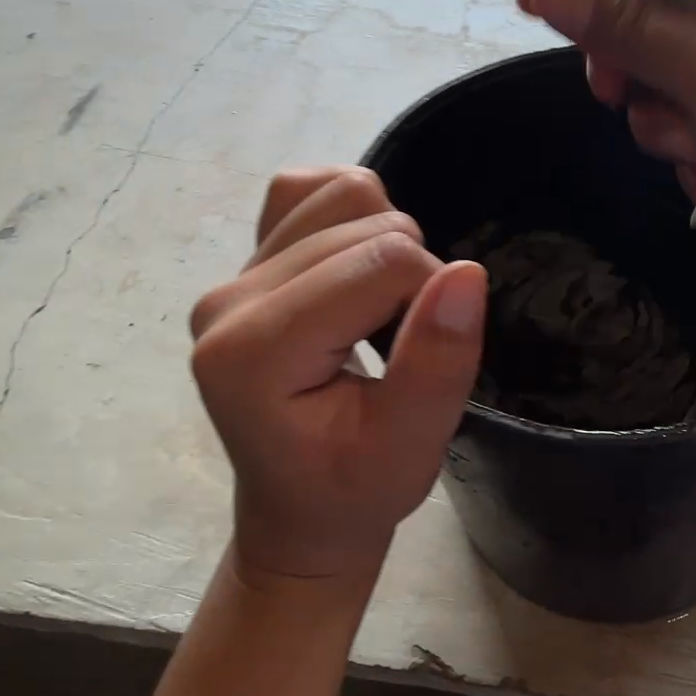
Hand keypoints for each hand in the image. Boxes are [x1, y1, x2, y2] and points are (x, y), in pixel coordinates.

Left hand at [187, 165, 485, 583]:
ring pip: (346, 195)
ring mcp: (231, 275)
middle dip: (417, 273)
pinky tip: (361, 267)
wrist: (302, 506)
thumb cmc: (358, 487)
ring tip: (386, 308)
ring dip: (391, 242)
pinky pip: (310, 189)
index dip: (437, 296)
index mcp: (255, 351)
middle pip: (369, 226)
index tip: (433, 349)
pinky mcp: (246, 260)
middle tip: (409, 339)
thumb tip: (467, 271)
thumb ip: (438, 361)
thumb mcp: (413, 445)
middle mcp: (228, 299)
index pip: (385, 263)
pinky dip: (356, 214)